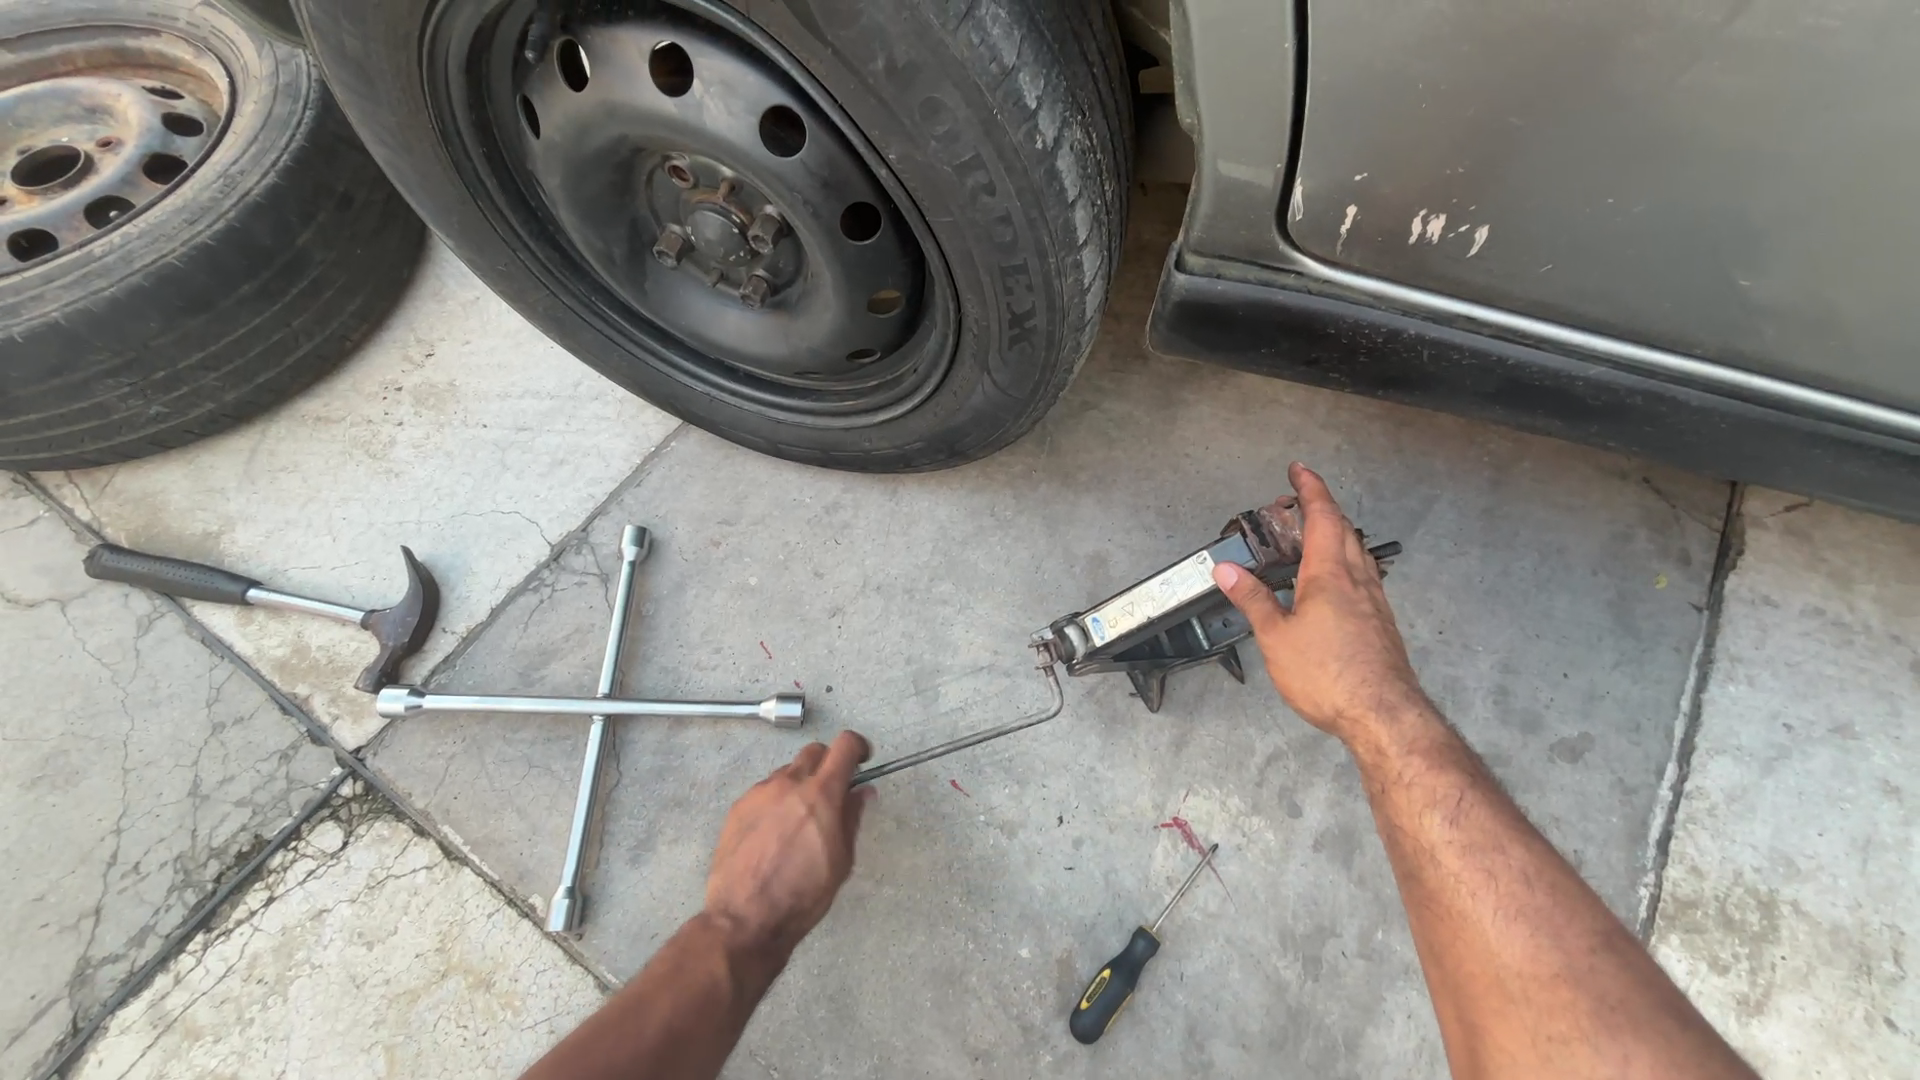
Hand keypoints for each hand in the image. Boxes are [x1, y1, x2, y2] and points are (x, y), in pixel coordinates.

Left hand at [703, 731, 875, 957]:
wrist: (744, 918)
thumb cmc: (803, 894)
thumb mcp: (841, 860)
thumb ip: (852, 817)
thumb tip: (862, 790)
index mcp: (822, 793)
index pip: (845, 745)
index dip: (858, 747)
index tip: (862, 761)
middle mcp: (789, 783)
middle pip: (815, 751)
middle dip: (828, 764)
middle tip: (831, 793)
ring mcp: (760, 792)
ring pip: (787, 772)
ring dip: (800, 784)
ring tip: (798, 821)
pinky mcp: (738, 807)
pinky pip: (764, 791)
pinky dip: (776, 801)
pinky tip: (773, 834)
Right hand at [1211, 463, 1427, 743]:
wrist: (1382, 714)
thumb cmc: (1327, 675)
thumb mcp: (1275, 637)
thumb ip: (1252, 599)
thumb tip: (1226, 570)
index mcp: (1330, 576)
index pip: (1322, 517)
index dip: (1310, 489)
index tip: (1298, 470)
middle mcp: (1358, 581)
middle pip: (1343, 530)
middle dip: (1321, 508)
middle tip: (1295, 505)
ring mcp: (1374, 602)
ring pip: (1357, 553)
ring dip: (1335, 534)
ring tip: (1312, 537)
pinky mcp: (1381, 623)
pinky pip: (1364, 576)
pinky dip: (1345, 562)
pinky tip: (1334, 582)